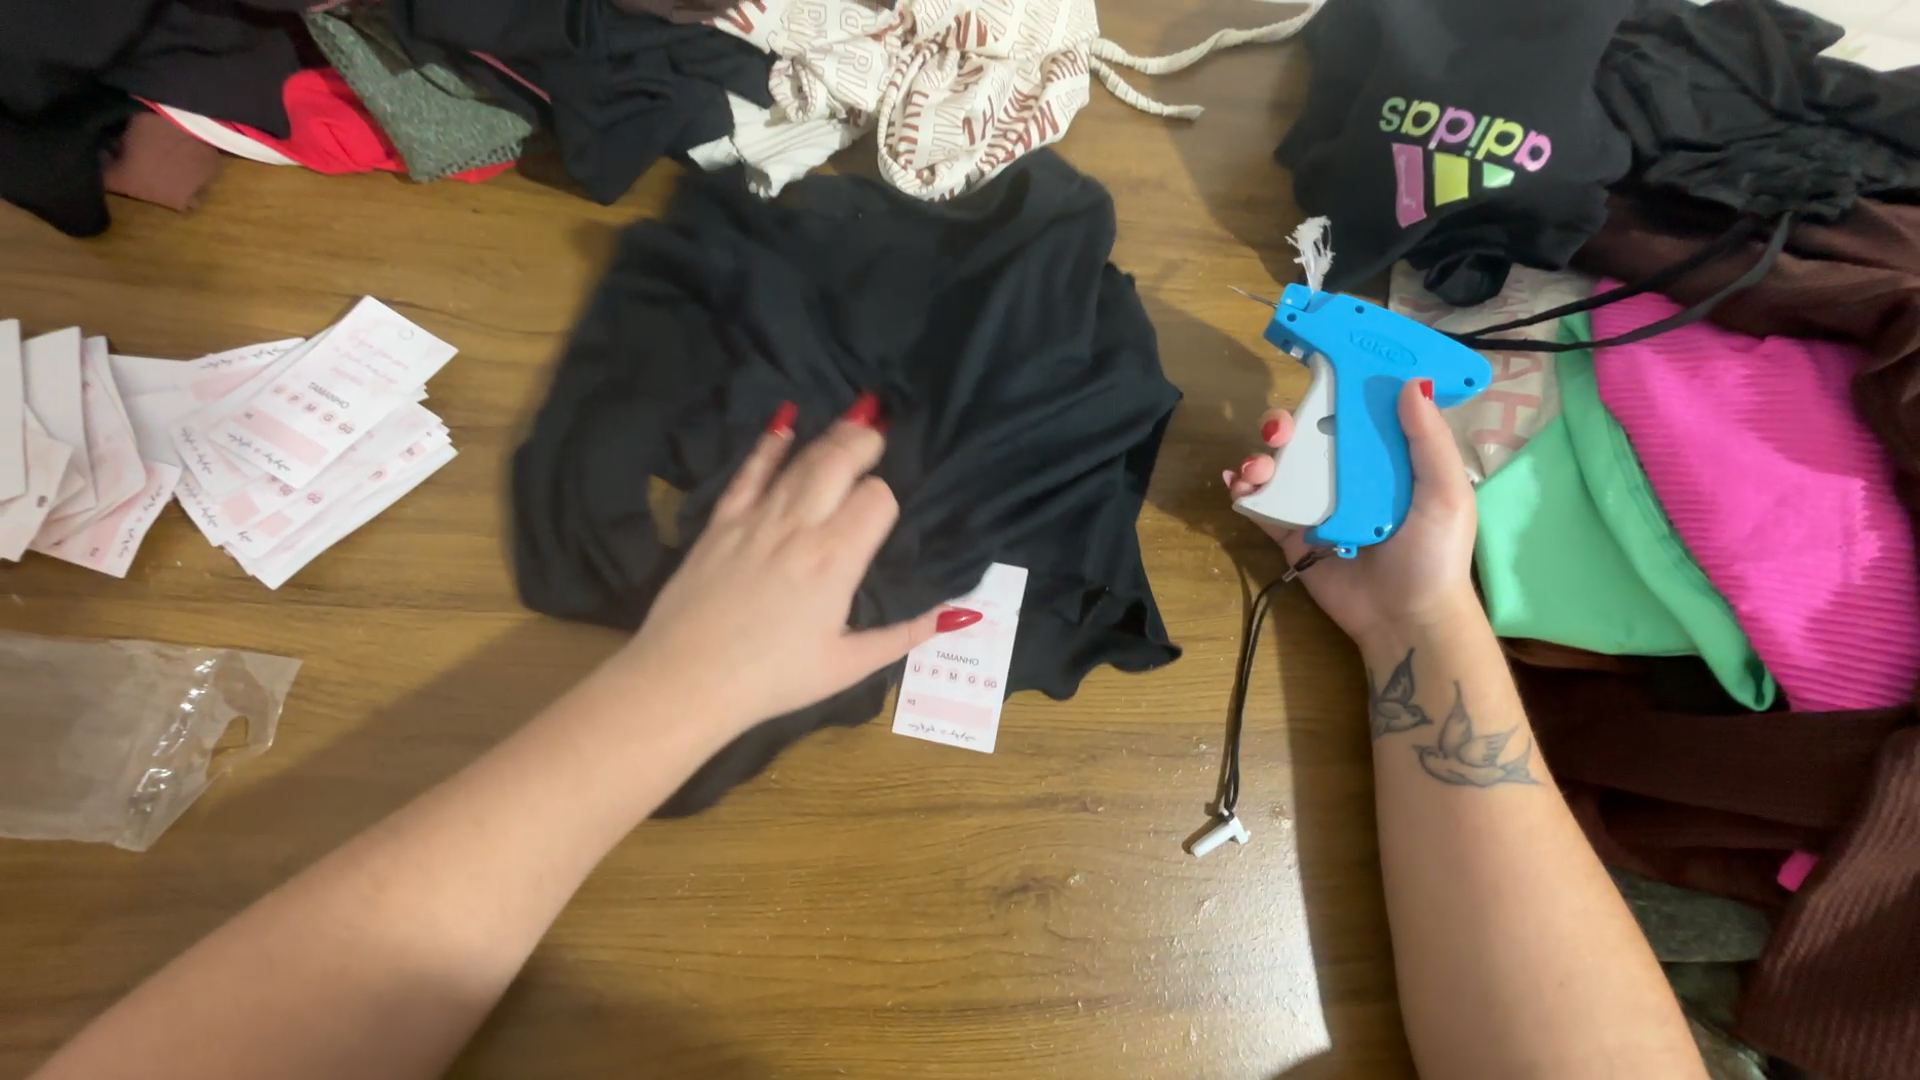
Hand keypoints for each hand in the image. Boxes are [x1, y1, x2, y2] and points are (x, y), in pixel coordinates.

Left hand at [614, 397, 975, 732]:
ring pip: (800, 460)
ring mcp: (756, 518)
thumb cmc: (773, 678)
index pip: (877, 498)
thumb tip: (956, 614)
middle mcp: (799, 526)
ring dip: (830, 438)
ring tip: (852, 424)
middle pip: (839, 461)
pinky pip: (749, 471)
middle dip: (865, 443)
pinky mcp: (721, 522)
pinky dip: (769, 446)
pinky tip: (785, 425)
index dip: (888, 498)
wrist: (684, 679)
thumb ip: (904, 634)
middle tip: (880, 437)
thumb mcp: (848, 665)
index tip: (886, 515)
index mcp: (835, 560)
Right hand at [1223, 379, 1481, 646]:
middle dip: (1282, 425)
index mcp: (1383, 459)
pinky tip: (1235, 483)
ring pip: (1278, 467)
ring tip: (1255, 470)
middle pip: (1304, 436)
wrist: (1403, 618)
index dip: (1333, 391)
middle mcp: (1345, 475)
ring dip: (1259, 458)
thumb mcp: (1445, 494)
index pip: (1352, 414)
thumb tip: (1410, 383)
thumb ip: (1428, 442)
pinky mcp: (1290, 533)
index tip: (1314, 370)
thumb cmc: (1433, 555)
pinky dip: (1242, 490)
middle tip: (1278, 432)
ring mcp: (1314, 503)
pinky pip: (1261, 505)